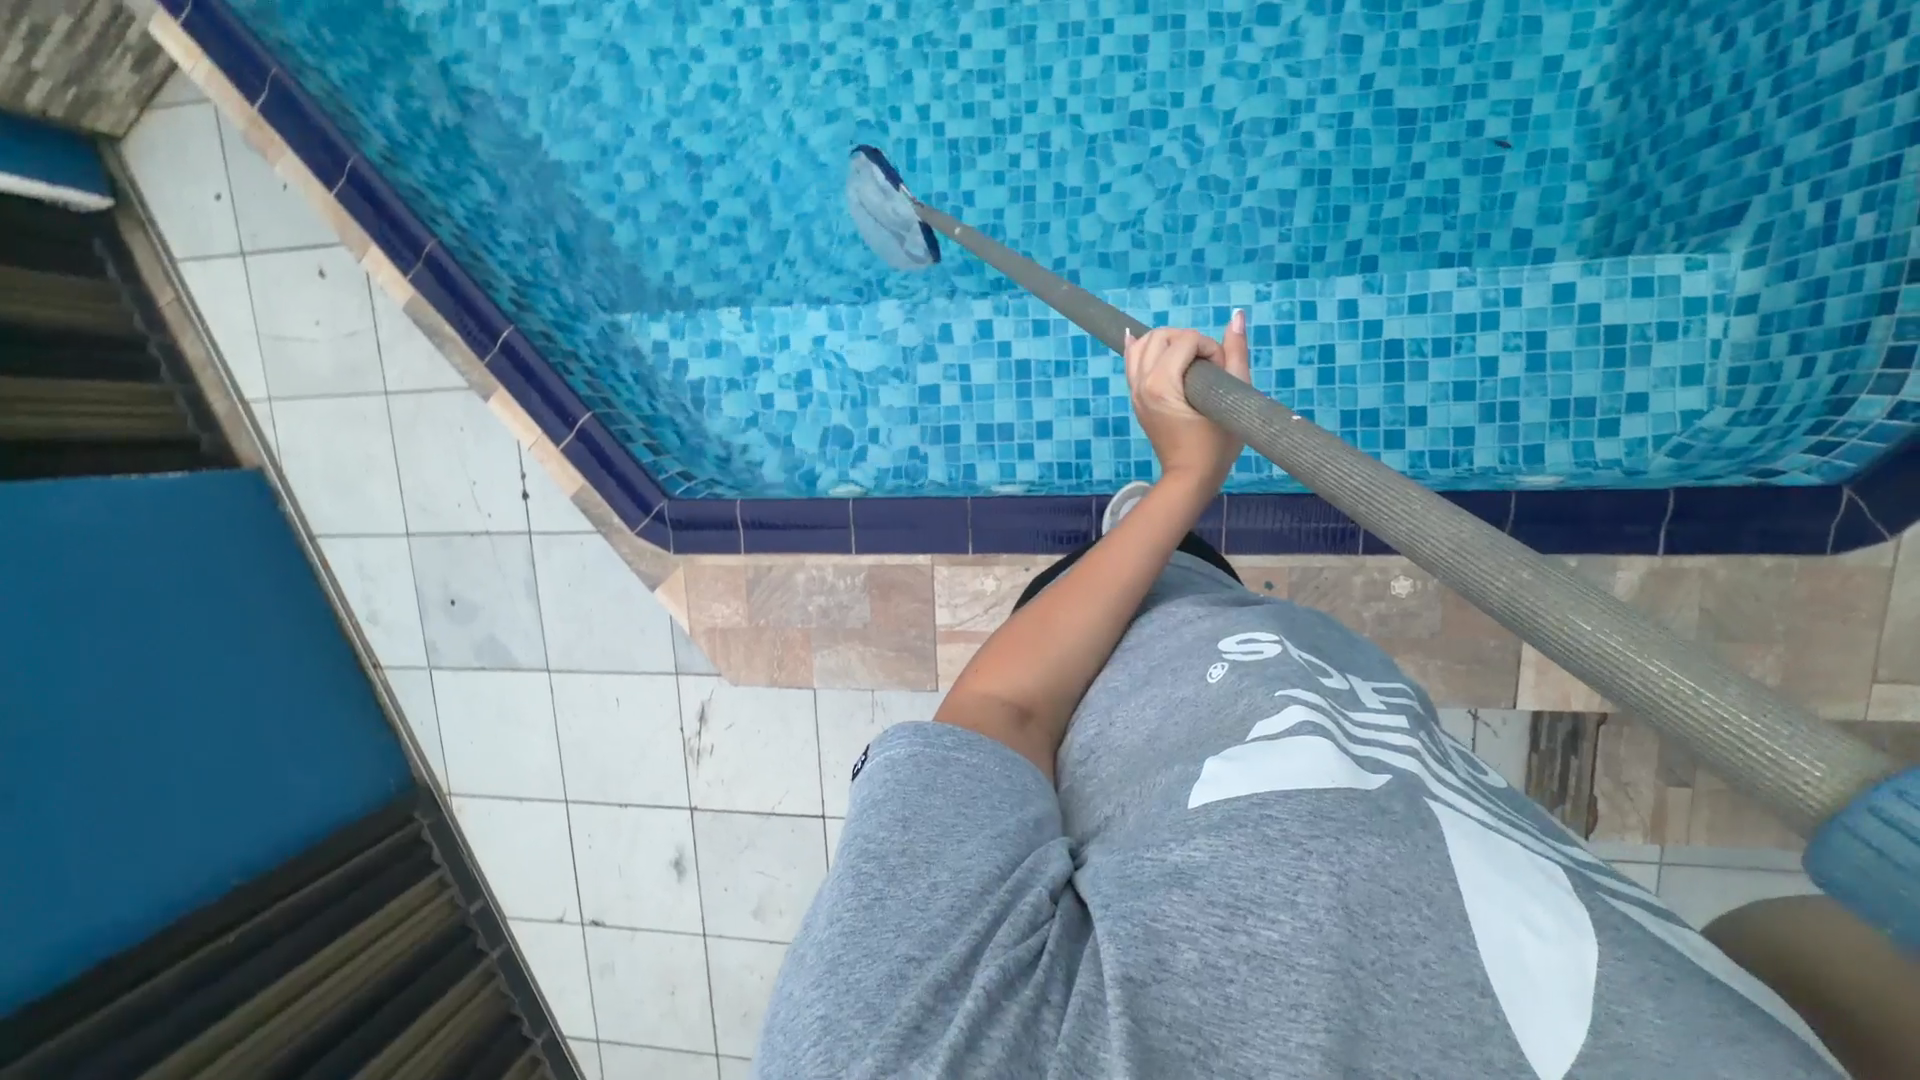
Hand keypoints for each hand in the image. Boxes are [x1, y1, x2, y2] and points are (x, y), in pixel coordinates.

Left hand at [1123, 310, 1251, 488]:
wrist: (1190, 476)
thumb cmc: (1216, 444)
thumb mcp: (1234, 397)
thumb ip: (1236, 355)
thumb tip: (1237, 316)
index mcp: (1162, 385)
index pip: (1185, 341)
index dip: (1210, 348)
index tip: (1221, 371)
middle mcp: (1141, 384)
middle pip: (1160, 336)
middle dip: (1187, 340)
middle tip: (1207, 363)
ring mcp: (1134, 391)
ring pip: (1141, 345)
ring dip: (1166, 341)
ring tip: (1188, 356)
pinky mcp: (1135, 397)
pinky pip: (1130, 362)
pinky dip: (1138, 347)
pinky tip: (1143, 339)